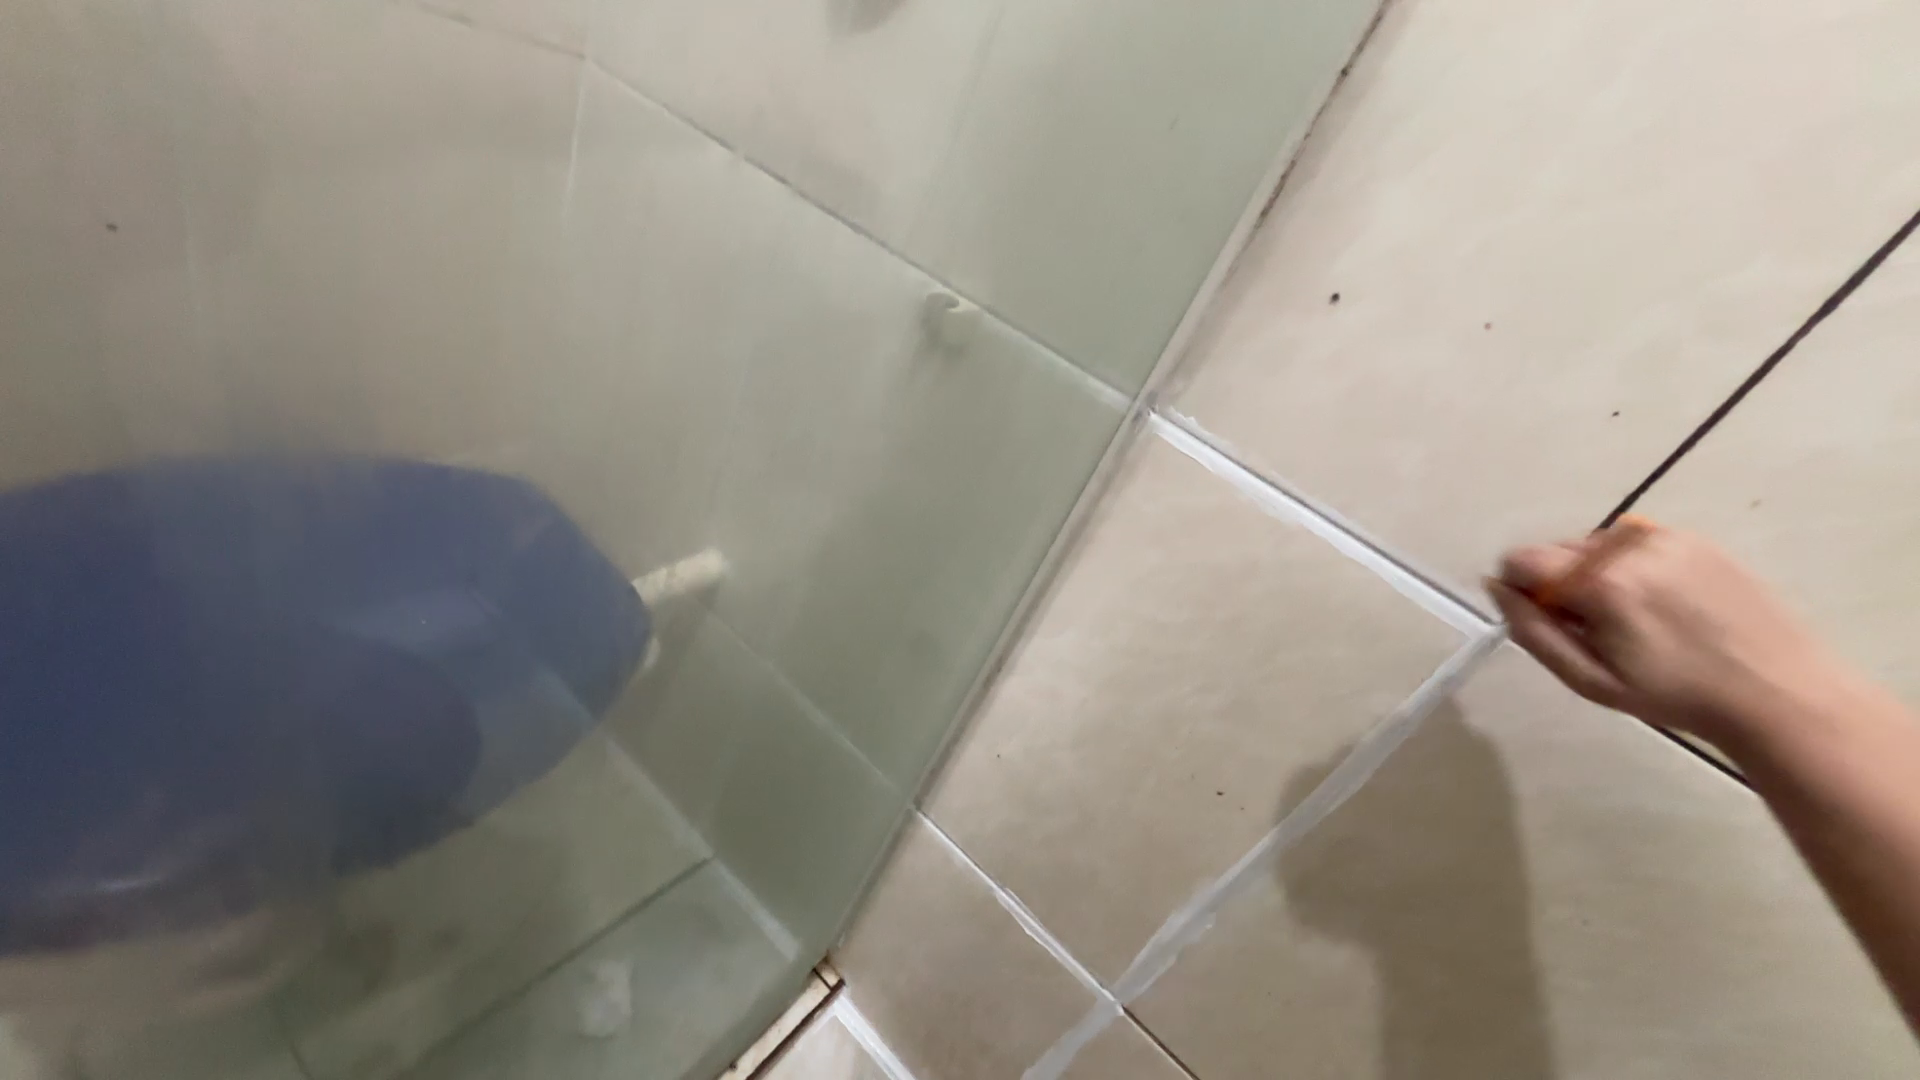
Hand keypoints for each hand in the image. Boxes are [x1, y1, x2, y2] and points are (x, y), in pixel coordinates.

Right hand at [1487, 525, 1850, 747]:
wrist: (1781, 694)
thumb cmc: (1673, 695)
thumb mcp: (1586, 678)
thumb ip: (1530, 629)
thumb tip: (1494, 587)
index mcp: (1598, 581)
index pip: (1519, 559)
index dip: (1520, 590)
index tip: (1548, 620)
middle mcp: (1627, 547)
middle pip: (1554, 550)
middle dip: (1558, 582)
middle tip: (1594, 626)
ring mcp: (1665, 538)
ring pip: (1592, 545)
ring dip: (1593, 573)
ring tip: (1631, 615)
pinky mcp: (1695, 540)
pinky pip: (1632, 542)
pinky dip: (1629, 566)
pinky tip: (1661, 601)